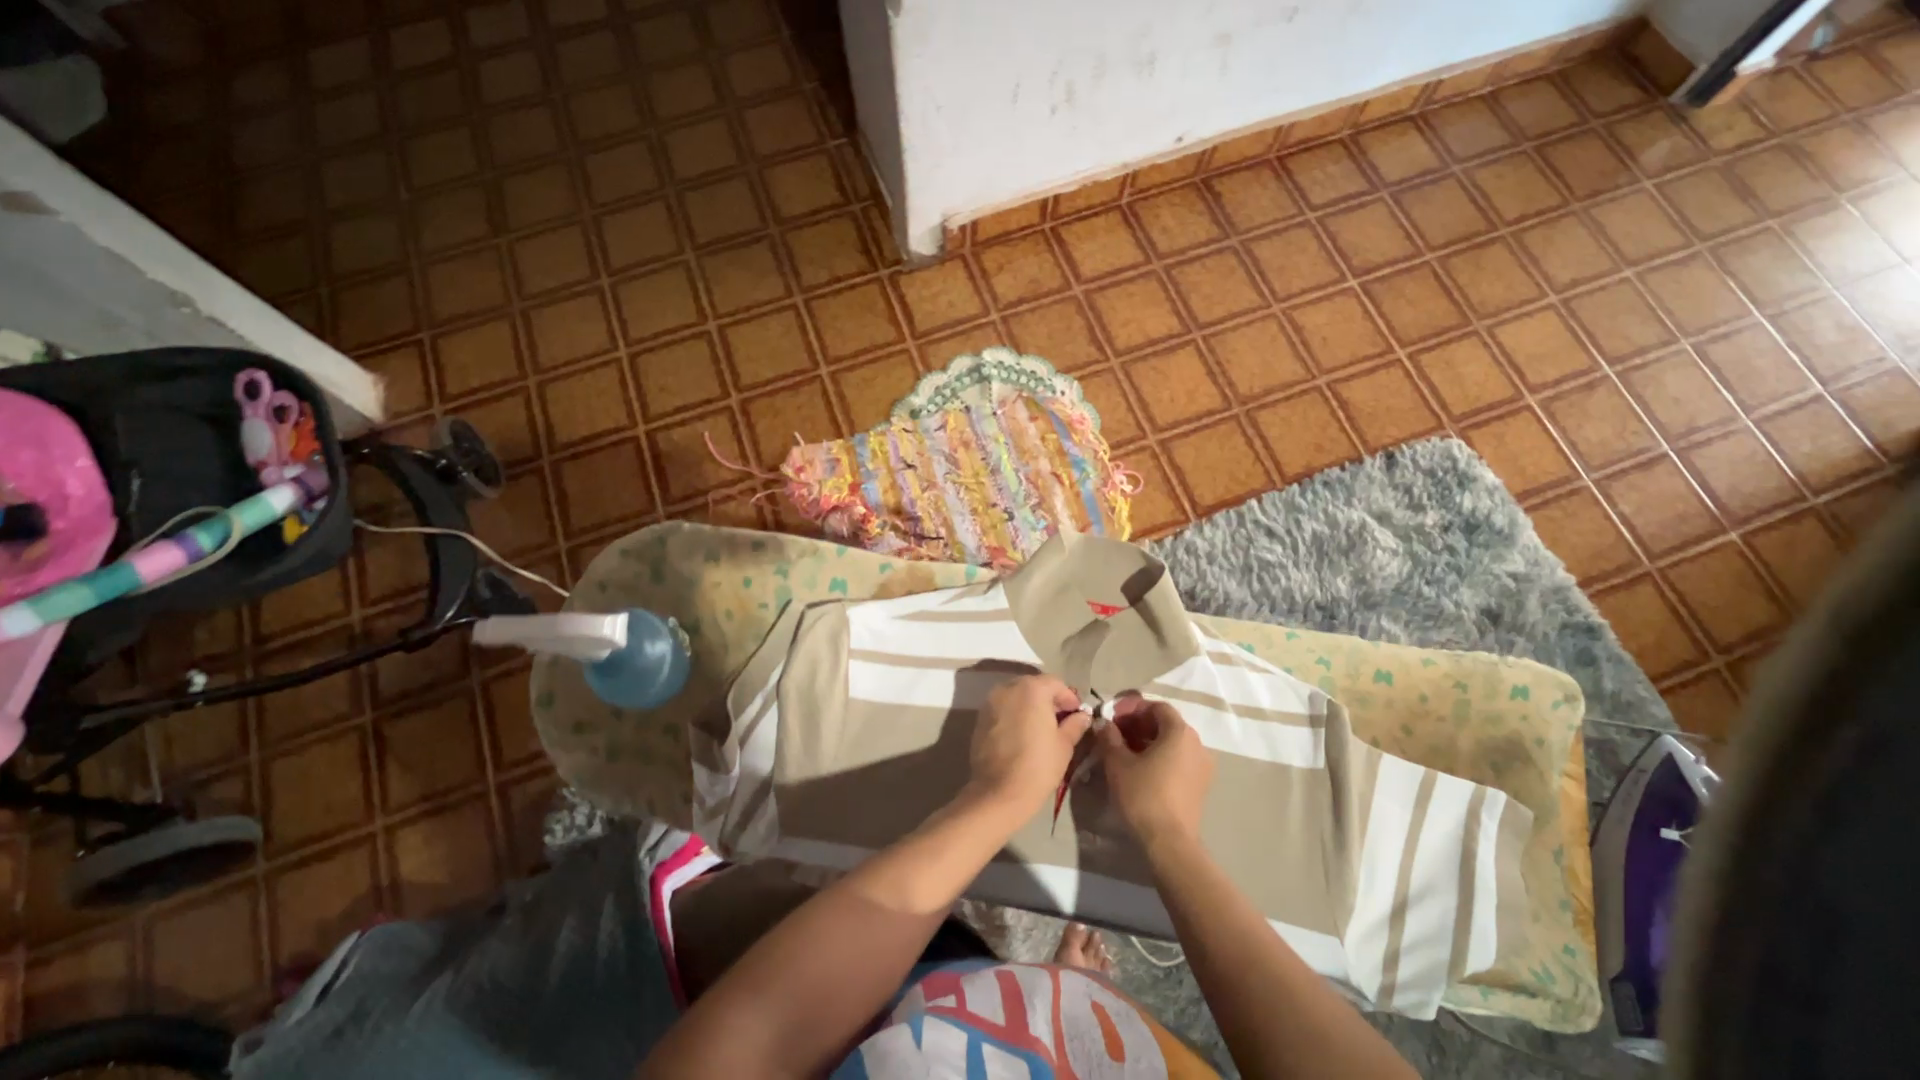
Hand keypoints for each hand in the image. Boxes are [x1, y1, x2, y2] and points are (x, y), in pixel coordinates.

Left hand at [967, 674, 1089, 818]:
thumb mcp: (1064, 744)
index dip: (1069, 698)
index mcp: (1031, 689)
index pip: (1056, 684)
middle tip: (1061, 720)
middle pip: (1033, 686)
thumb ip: (1075, 724)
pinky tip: (1023, 734)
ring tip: (1042, 728)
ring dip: (1030, 706)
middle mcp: (1007, 688)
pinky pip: (1002, 709)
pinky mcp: (980, 720)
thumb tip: (1082, 716)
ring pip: (1016, 697)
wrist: (999, 792)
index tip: (1078, 715)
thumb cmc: (1038, 765)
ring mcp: (990, 703)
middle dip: (1049, 700)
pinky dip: (1014, 715)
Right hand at [1099, 697, 1213, 849]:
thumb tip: (1104, 724)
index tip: (1112, 716)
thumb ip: (1109, 737)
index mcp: (1180, 732)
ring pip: (1173, 743)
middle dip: (1139, 724)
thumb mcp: (1118, 763)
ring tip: (1124, 751)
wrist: (1169, 841)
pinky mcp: (1201, 784)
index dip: (1132, 707)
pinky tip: (1141, 769)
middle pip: (1166, 723)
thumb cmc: (1143, 795)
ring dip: (1148, 741)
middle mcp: (1197, 743)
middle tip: (1115, 733)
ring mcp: (1202, 765)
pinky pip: (1179, 760)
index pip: (1157, 707)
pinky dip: (1160, 757)